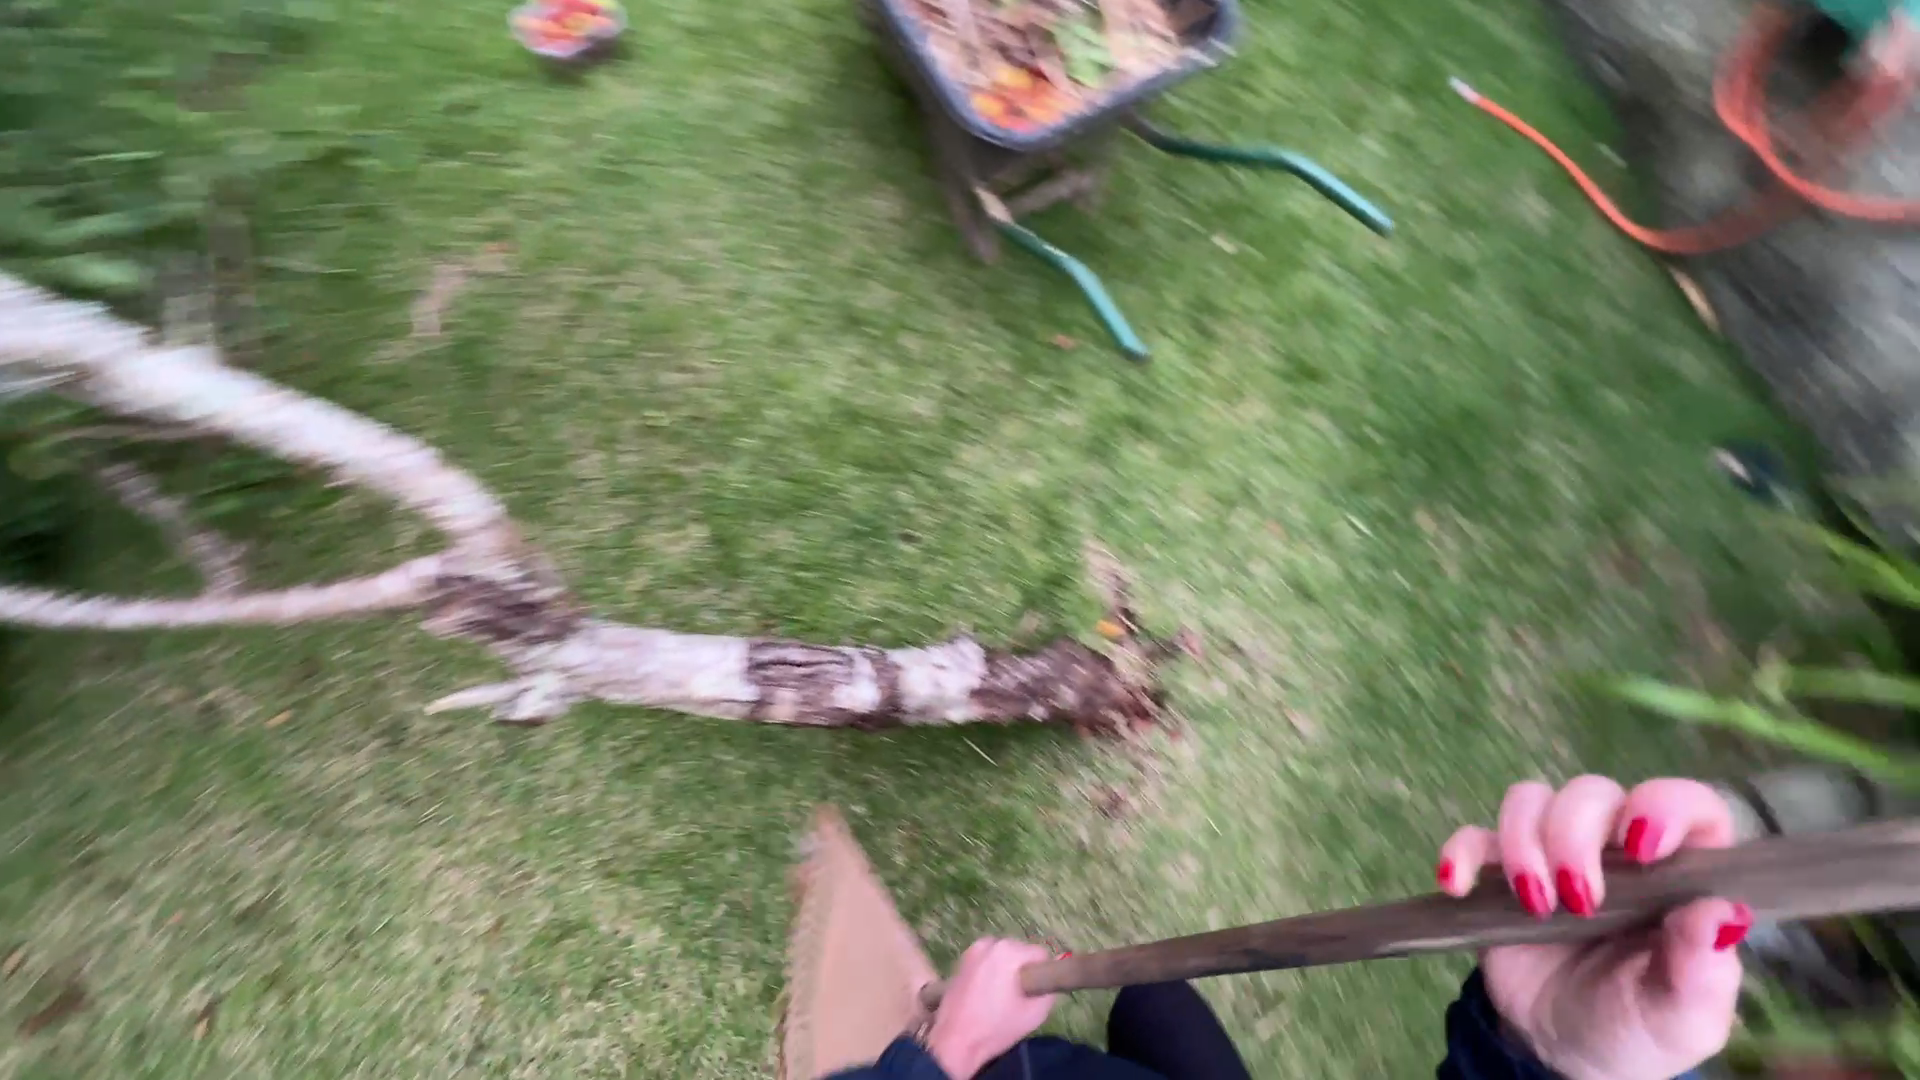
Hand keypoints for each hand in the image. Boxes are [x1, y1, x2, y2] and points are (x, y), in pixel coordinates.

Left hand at [924, 938, 1056, 1078]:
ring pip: (1003, 954)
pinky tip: (987, 993)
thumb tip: (1051, 976)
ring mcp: (973, 948)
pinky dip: (991, 970)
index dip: (1043, 974)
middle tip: (1019, 997)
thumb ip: (1050, 990)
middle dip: (1023, 970)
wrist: (956, 1040)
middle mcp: (990, 942)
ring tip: (1002, 996)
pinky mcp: (962, 959)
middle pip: (1020, 951)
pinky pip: (987, 959)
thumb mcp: (1034, 1014)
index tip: (1036, 993)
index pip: (1040, 954)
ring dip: (1007, 969)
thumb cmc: (996, 1027)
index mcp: (1009, 951)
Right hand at [1437, 777, 1747, 1079]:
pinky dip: (1461, 853)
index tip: (1641, 848)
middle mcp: (1613, 848)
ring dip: (1522, 844)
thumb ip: (1703, 968)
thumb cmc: (1636, 1026)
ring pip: (1529, 798)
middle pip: (1591, 792)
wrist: (1559, 1045)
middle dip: (1574, 837)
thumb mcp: (1682, 1016)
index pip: (1685, 804)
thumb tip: (1723, 910)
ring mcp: (1548, 851)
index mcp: (1674, 875)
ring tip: (1533, 904)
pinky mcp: (1495, 866)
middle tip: (1577, 900)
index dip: (1665, 805)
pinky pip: (1471, 834)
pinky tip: (1459, 886)